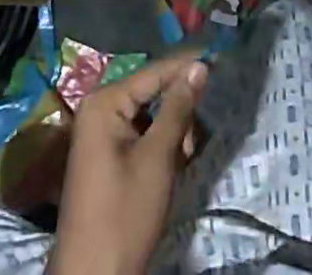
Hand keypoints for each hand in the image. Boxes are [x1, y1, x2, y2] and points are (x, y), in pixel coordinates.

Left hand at [49, 54, 207, 274]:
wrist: (93, 273)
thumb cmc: (125, 211)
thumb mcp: (158, 157)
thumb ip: (179, 108)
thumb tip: (199, 66)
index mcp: (104, 102)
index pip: (153, 72)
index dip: (186, 66)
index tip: (218, 58)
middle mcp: (98, 108)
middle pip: (152, 93)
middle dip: (179, 113)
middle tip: (192, 144)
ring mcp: (100, 132)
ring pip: (150, 116)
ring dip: (172, 133)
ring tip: (182, 161)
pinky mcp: (106, 154)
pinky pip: (141, 134)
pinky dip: (160, 146)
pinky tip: (172, 167)